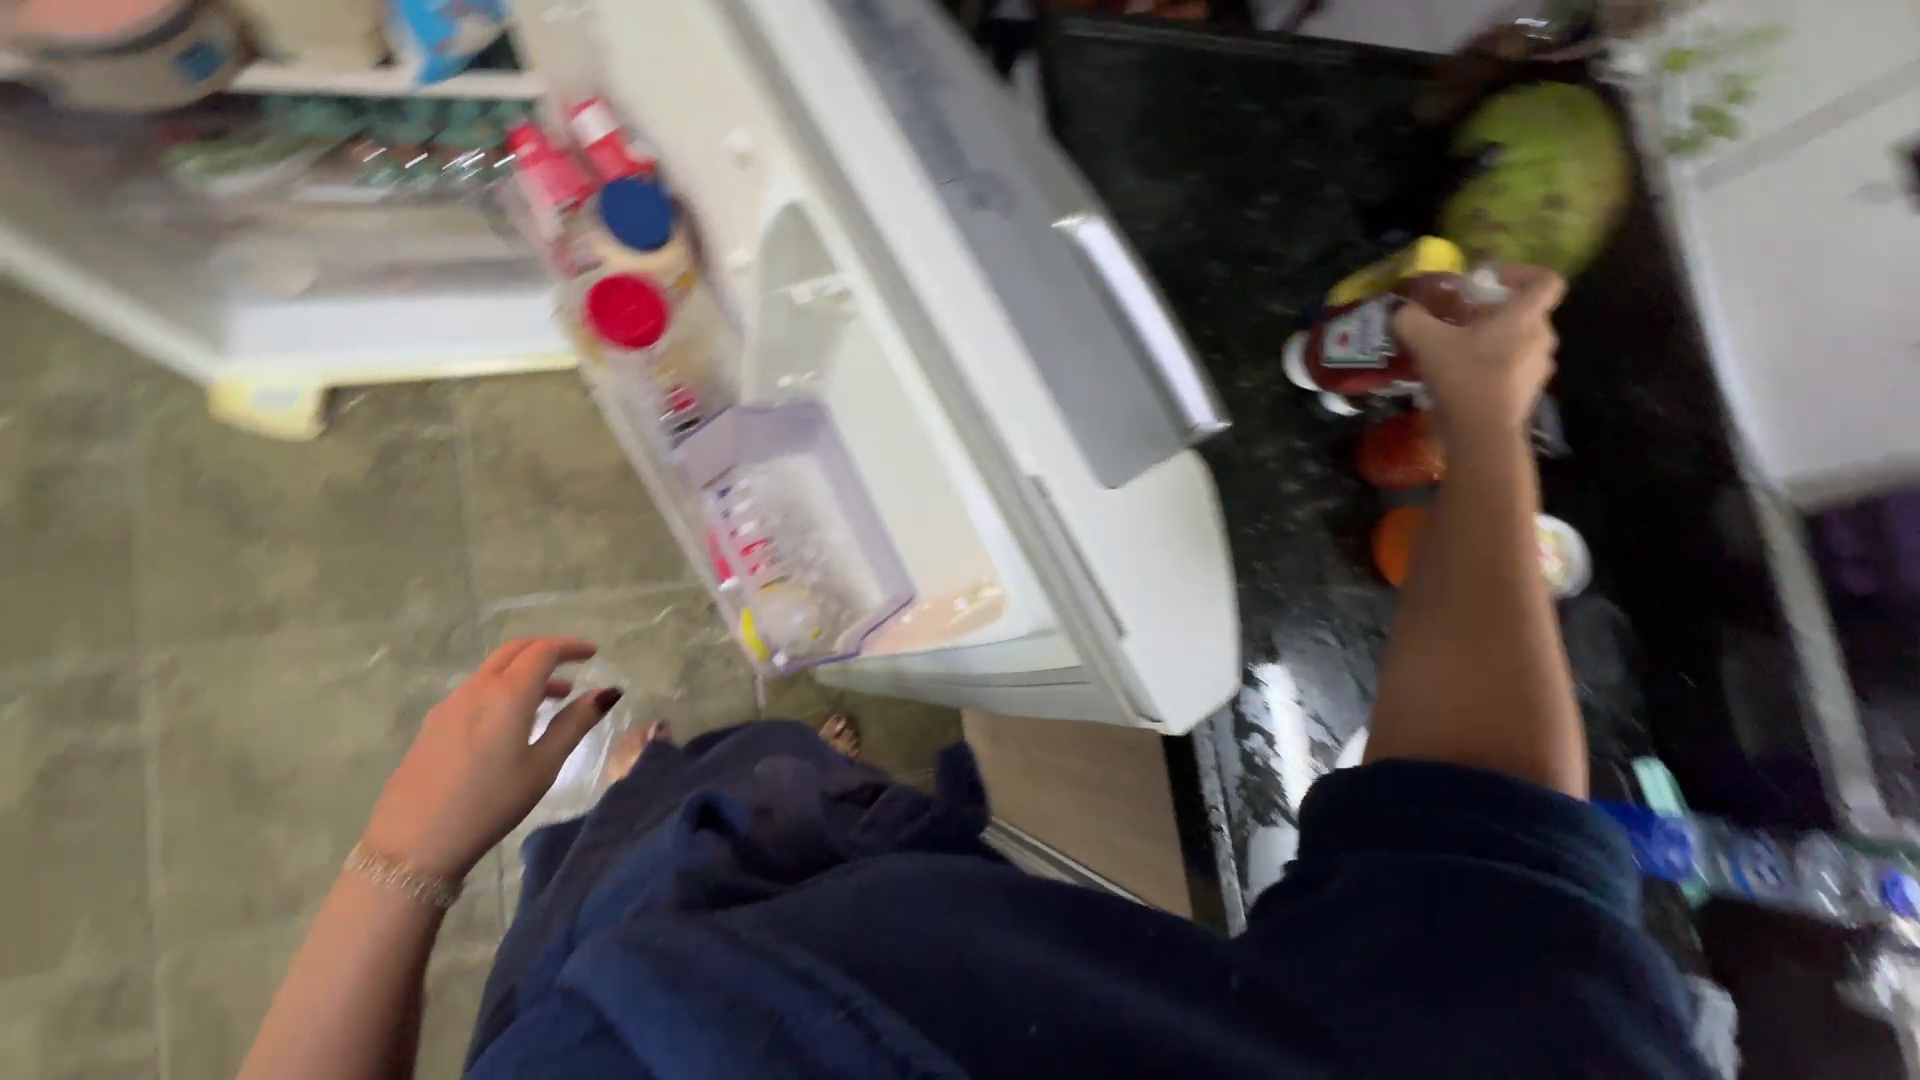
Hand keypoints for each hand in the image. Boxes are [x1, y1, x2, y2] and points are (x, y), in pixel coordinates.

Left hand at [362, 637, 620, 880]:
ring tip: (552, 699)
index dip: (571, 646)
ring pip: (493, 671)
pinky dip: (502, 690)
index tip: (593, 653)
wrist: (414, 843)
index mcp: (507, 694)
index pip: (543, 651)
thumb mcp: (543, 766)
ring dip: (525, 673)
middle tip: (574, 663)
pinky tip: (512, 722)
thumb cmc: (490, 803)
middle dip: (546, 650)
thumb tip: (605, 693)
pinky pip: (475, 691)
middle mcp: (475, 689)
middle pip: (514, 651)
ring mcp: (449, 706)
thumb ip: (574, 724)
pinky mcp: (432, 726)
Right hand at [1396, 265, 1564, 442]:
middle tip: (1463, 322)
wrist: (1481, 430)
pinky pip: (1515, 370)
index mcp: (1525, 315)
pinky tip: (1466, 380)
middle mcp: (1542, 336)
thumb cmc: (1462, 375)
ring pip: (1520, 343)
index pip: (1546, 281)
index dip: (1522, 274)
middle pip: (1527, 313)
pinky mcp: (1530, 393)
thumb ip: (1411, 319)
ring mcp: (1540, 367)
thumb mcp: (1425, 341)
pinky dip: (1495, 369)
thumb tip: (1405, 312)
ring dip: (1495, 342)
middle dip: (1496, 314)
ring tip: (1461, 354)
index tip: (1492, 282)